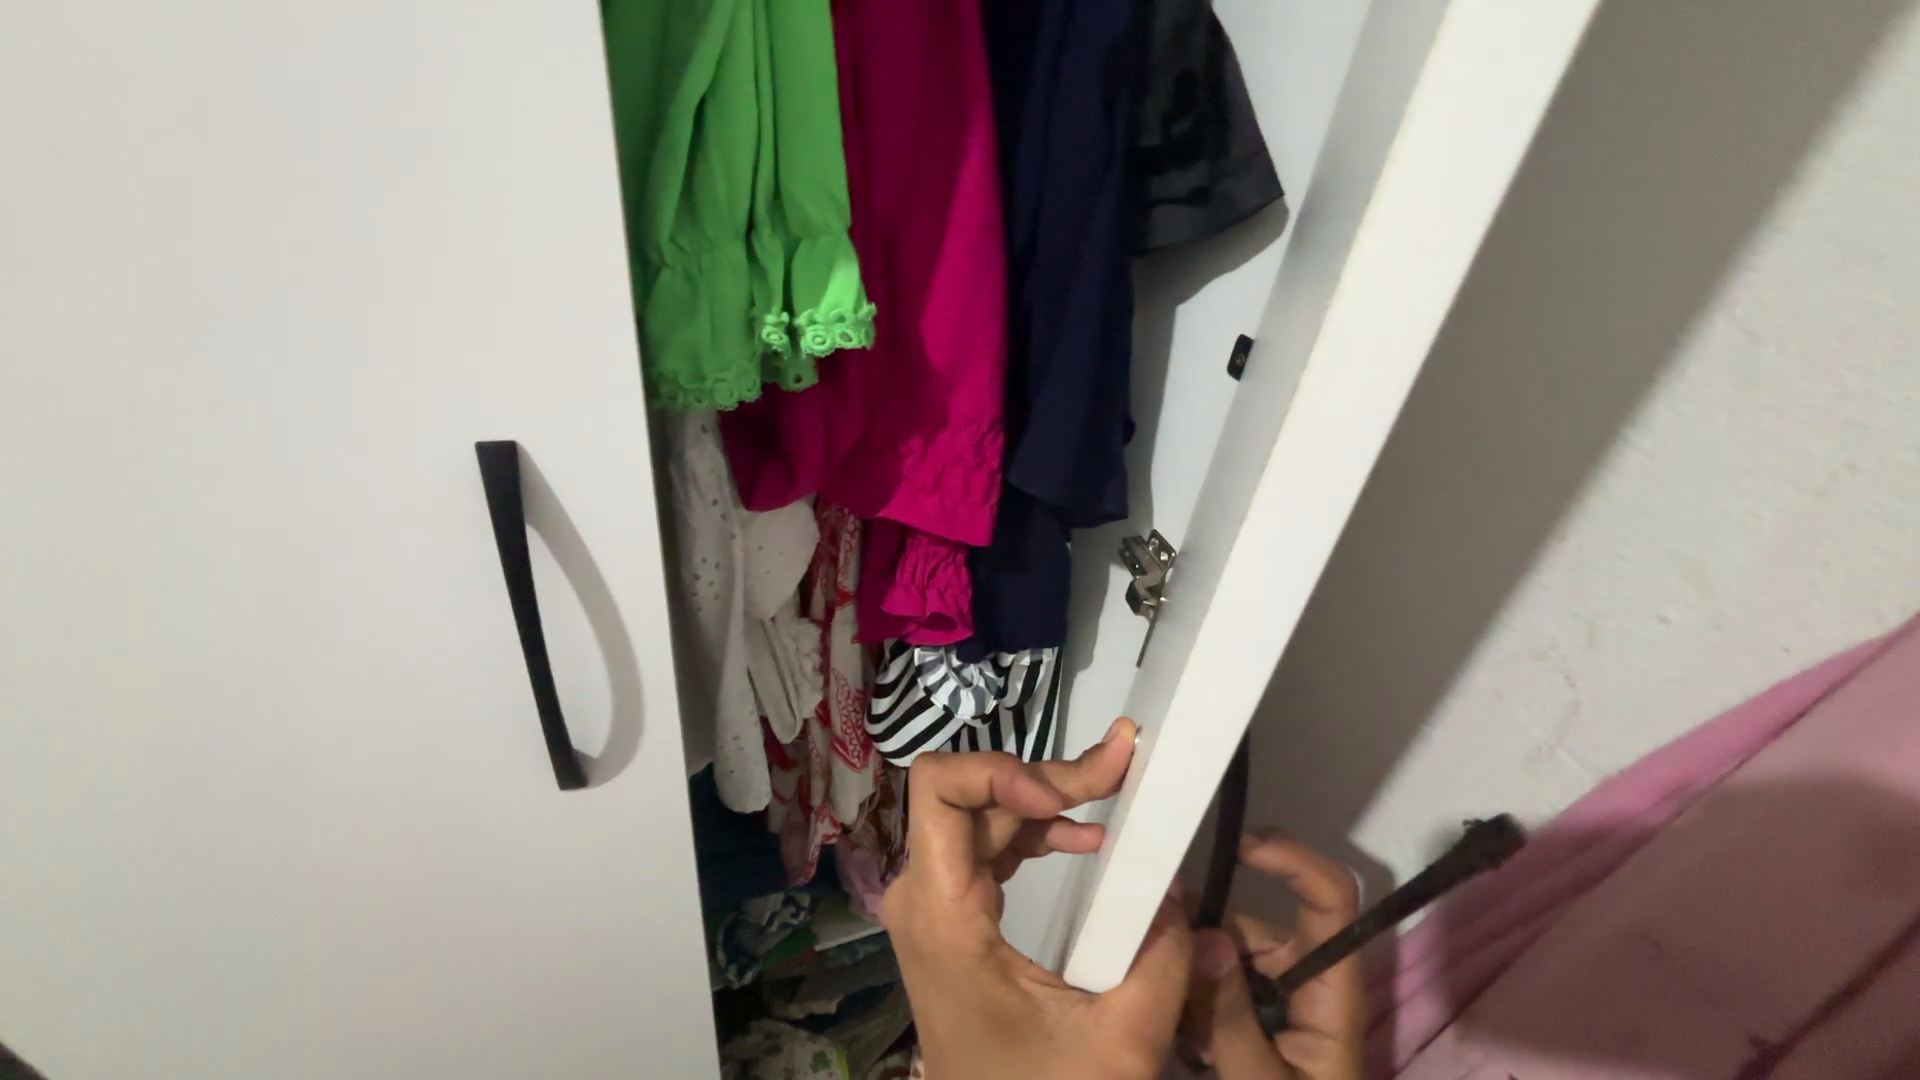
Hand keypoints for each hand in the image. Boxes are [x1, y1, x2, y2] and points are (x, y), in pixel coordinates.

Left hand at [881, 718, 1193, 1079]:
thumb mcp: (1117, 1044)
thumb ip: (1160, 960)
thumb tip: (1180, 886)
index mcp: (942, 912)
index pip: (939, 789)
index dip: (998, 767)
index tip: (1064, 793)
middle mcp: (924, 890)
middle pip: (973, 793)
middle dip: (1048, 777)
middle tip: (1119, 768)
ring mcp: (935, 897)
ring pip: (984, 811)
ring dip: (1051, 796)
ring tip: (1113, 789)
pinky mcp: (953, 907)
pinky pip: (990, 842)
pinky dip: (1039, 827)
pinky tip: (1085, 838)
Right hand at [1183, 831, 1364, 1079]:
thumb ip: (1230, 1016)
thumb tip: (1203, 933)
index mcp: (1330, 992)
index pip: (1330, 901)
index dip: (1294, 860)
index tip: (1238, 848)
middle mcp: (1304, 981)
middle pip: (1254, 927)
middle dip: (1208, 945)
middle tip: (1174, 992)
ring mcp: (1275, 999)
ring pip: (1224, 955)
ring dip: (1194, 982)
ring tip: (1184, 1036)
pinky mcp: (1251, 1017)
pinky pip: (1212, 983)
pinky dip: (1191, 1000)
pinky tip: (1185, 1043)